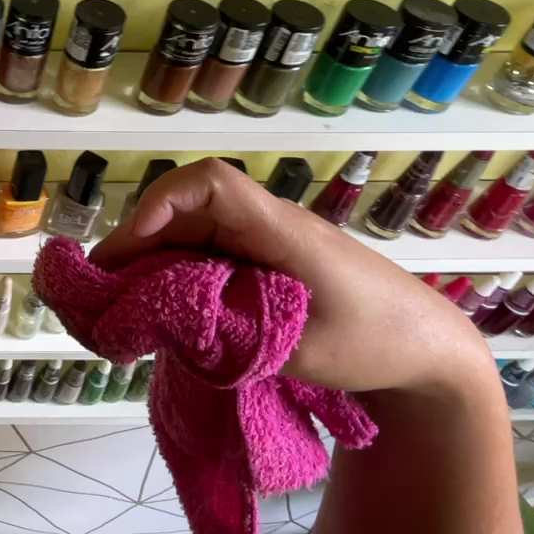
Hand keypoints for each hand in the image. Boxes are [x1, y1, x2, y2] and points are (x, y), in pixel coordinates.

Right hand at [90, 158, 498, 399]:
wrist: (431, 350)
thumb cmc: (374, 344)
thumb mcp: (296, 350)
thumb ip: (225, 333)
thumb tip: (156, 322)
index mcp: (278, 230)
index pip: (211, 183)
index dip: (161, 201)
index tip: (134, 244)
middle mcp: (262, 223)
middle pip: (184, 206)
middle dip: (137, 239)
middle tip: (102, 284)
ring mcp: (259, 240)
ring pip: (187, 229)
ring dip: (150, 256)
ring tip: (118, 296)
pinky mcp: (259, 259)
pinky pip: (203, 251)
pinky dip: (172, 271)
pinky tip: (155, 301)